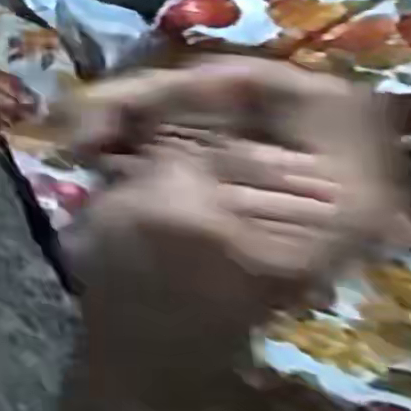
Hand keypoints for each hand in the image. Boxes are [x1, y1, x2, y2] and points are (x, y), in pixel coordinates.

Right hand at [51, 58, 402, 402]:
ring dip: (115, 108)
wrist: (133, 330)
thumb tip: (203, 90)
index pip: (317, 95)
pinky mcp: (186, 162)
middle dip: (150, 95)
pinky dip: (105, 121)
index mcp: (332, 190)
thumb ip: (200, 153)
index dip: (240, 80)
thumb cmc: (160, 286)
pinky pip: (147, 115)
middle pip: (232, 88)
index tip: (162, 99)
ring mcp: (236, 163)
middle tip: (90, 125)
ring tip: (78, 143)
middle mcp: (296, 168)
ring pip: (179, 96)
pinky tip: (82, 148)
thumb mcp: (178, 219)